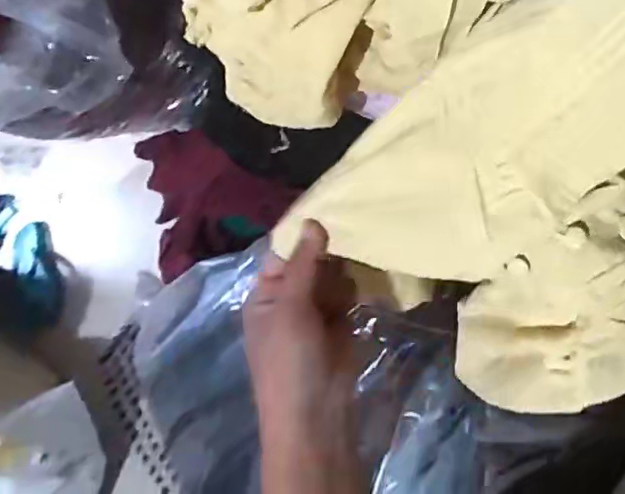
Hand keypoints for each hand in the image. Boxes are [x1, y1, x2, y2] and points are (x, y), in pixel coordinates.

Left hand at [244, 221, 364, 493]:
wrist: (317, 419)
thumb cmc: (290, 361)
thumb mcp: (290, 308)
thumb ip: (304, 262)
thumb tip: (313, 219)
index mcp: (266, 293)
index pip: (283, 251)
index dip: (303, 232)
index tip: (330, 207)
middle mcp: (289, 297)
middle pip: (311, 258)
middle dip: (328, 252)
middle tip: (346, 239)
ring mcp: (315, 310)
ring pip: (332, 272)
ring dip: (342, 273)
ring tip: (348, 281)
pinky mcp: (340, 321)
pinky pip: (348, 291)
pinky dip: (354, 288)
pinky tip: (358, 292)